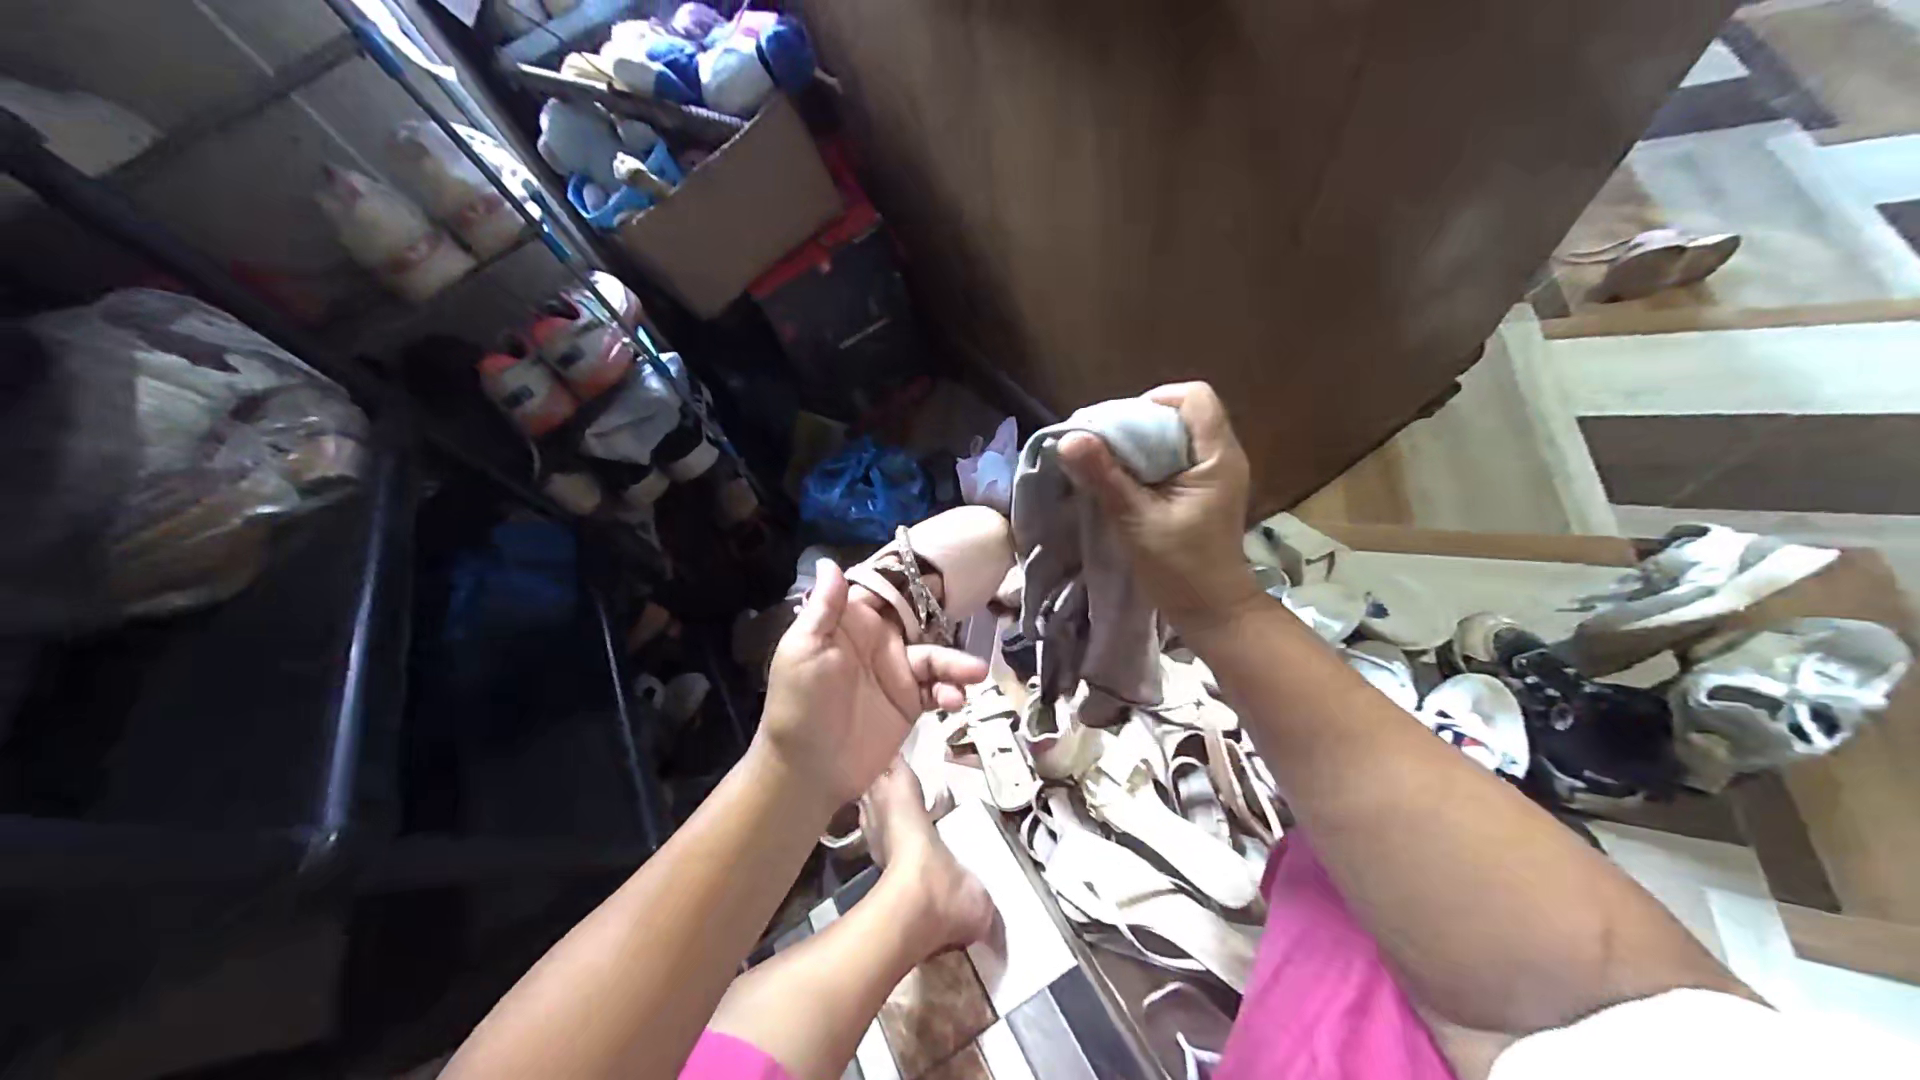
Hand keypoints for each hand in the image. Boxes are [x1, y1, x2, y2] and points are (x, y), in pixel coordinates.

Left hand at [758, 559, 987, 809]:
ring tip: (975, 673)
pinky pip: (938, 690)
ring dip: (956, 663)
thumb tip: (830, 562)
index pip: (882, 591)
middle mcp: (879, 643)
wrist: (808, 769)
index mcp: (852, 624)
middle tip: (974, 610)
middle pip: (919, 621)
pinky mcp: (911, 704)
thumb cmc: (800, 703)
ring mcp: (897, 674)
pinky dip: (950, 693)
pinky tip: (954, 702)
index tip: (936, 566)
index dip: (906, 578)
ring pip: (936, 657)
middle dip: (944, 616)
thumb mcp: (805, 649)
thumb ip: (825, 607)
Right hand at [1058, 381, 1263, 632]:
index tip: (1120, 425)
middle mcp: (1221, 457)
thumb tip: (1069, 438)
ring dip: (1139, 444)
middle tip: (1103, 444)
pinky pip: (1172, 460)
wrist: (1212, 612)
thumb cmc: (1182, 568)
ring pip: (1174, 437)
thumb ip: (1105, 477)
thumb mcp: (1137, 520)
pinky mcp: (1200, 492)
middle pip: (1180, 414)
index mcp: (1217, 456)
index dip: (1156, 399)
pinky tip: (1122, 482)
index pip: (1195, 396)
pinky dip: (1146, 463)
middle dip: (1138, 422)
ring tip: (1107, 462)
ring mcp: (1213, 475)